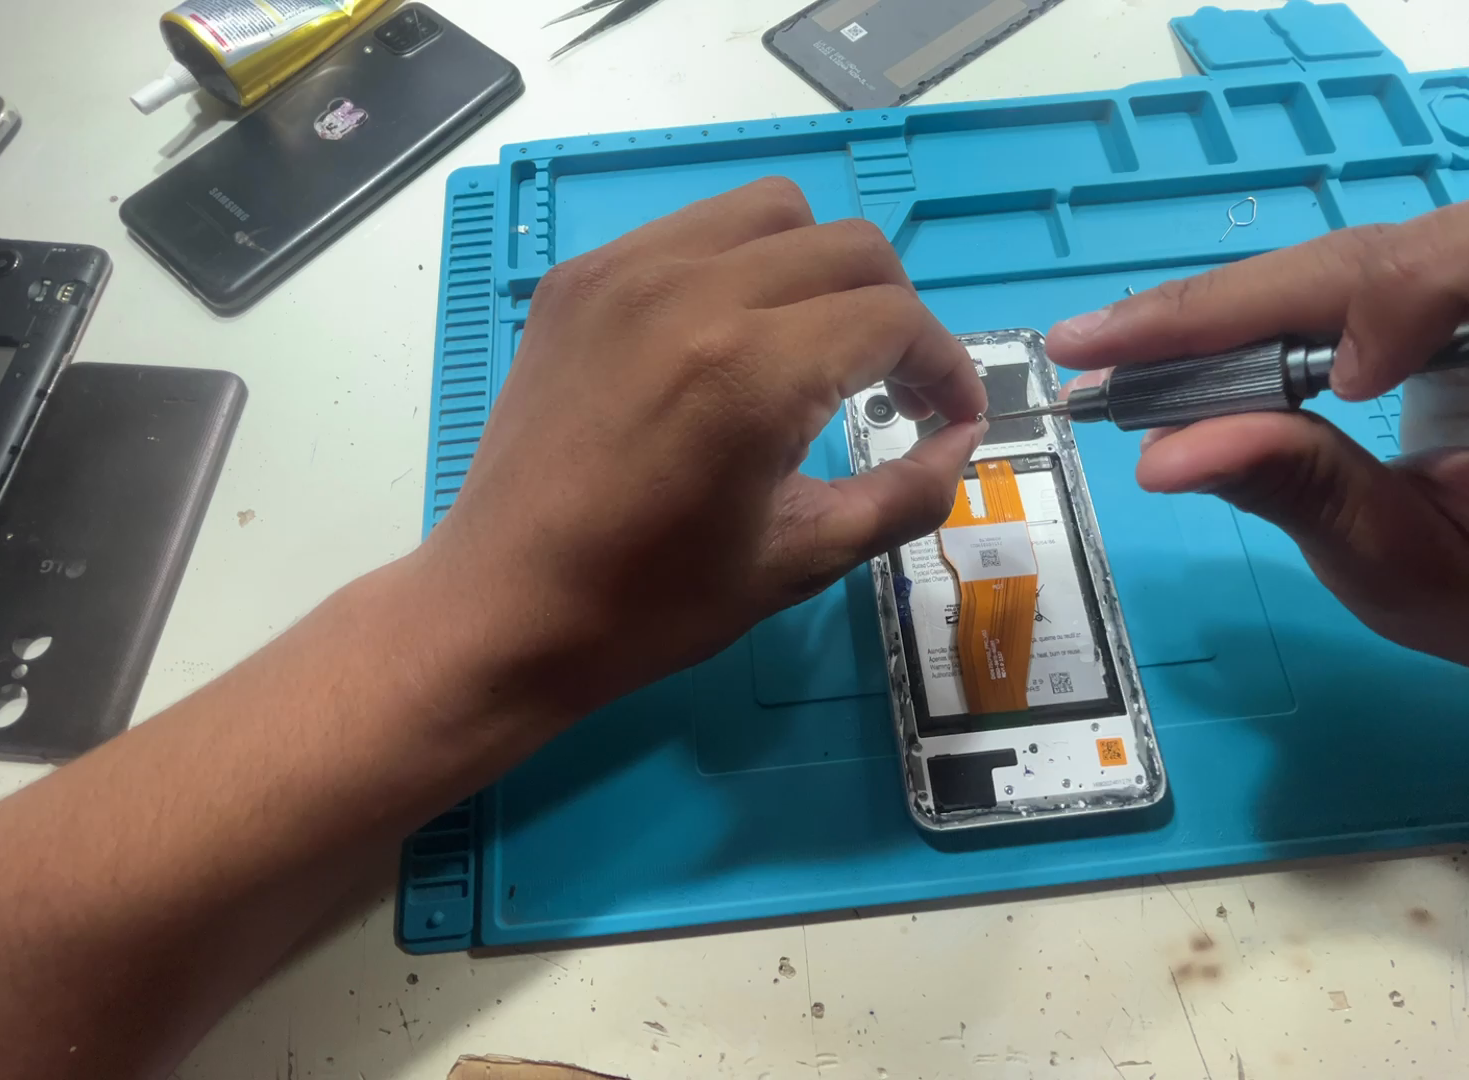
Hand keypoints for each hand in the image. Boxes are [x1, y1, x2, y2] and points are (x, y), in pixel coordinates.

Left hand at [415, 179, 985, 712]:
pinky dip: (743, 267)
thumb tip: (964, 441)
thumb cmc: (654, 605)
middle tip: (894, 386)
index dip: (945, 365)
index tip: (951, 415)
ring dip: (823, 271)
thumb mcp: (801, 560)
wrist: (504, 608)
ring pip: (772, 213)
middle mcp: (691, 290)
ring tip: (817, 348)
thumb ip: (907, 495)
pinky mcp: (579, 279)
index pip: (893, 318)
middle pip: (849, 246)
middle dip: (896, 313)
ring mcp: (623, 272)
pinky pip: (694, 231)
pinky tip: (732, 338)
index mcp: (751, 370)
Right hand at [1046, 137, 1468, 757]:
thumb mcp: (1425, 574)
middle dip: (1235, 304)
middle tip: (1094, 347)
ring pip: (1345, 255)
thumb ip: (1304, 498)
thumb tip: (1160, 456)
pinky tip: (1163, 348)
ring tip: (1108, 352)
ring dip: (1216, 314)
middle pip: (1396, 241)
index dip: (1426, 288)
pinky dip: (1241, 321)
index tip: (1346, 388)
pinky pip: (1336, 277)